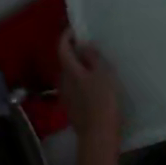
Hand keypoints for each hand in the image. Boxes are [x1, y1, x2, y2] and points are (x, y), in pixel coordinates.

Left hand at [58, 32, 121, 159]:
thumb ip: (93, 57)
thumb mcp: (103, 74)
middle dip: (75, 53)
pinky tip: (95, 87)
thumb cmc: (103, 101)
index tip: (75, 29)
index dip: (67, 36)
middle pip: (66, 62)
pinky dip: (83, 83)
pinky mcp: (72, 109)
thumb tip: (83, 45)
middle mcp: (63, 82)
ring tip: (96, 67)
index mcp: (70, 71)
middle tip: (90, 47)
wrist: (99, 135)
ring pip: (71, 77)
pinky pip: (76, 89)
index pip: (62, 48)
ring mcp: (66, 97)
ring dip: (80, 69)